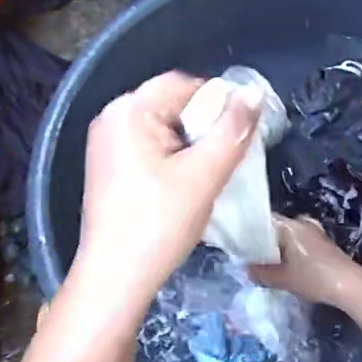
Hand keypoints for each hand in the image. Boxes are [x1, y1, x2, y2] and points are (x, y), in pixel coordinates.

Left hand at [71, 71, 259, 305]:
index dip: (219, 104)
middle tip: (222, 162)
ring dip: (191, 147)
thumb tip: (254, 93)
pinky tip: (184, 188)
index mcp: (129, 110)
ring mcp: (106, 144)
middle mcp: (111, 118)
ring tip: (205, 178)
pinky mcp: (109, 168)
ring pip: (164, 129)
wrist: (115, 277)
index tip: (238, 137)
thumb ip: (233, 130)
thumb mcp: (204, 175)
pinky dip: (173, 160)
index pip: (185, 84)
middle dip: (204, 128)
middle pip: (173, 105)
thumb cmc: (158, 224)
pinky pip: (150, 148)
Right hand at [249, 216, 361, 308]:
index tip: (240, 248)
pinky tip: (286, 267)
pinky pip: (299, 243)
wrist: (350, 285)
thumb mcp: (282, 279)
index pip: (262, 222)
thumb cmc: (313, 278)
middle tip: (251, 259)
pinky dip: (290, 252)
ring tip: (266, 265)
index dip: (249, 234)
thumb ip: (261, 273)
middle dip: (263, 243)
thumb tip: (247, 269)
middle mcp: (302, 222)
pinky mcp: (323, 243)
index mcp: (289, 226)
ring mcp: (314, 231)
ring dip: (278, 249)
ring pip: (288, 237)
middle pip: (275, 229)